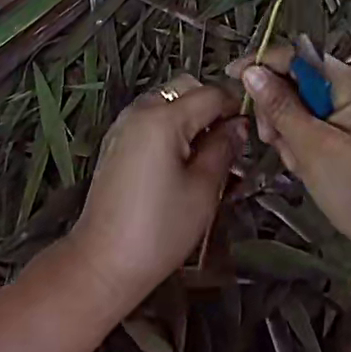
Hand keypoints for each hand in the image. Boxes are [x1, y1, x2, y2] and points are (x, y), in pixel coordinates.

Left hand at [68, 73, 245, 296]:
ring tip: (205, 154)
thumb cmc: (158, 230)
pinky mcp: (116, 139)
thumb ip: (224, 149)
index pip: (210, 93)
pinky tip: (179, 160)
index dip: (234, 107)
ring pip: (168, 100)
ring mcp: (124, 123)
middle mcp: (141, 109)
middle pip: (186, 88)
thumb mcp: (203, 191)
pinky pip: (151, 116)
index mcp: (163, 117)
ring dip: (190, 115)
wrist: (102, 263)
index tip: (249, 130)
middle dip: (211, 107)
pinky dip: (170, 125)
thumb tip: (239, 125)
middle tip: (228, 142)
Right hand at [229, 46, 350, 260]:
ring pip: (303, 106)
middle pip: (298, 81)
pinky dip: (304, 143)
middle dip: (279, 110)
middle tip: (272, 140)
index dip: (263, 64)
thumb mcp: (312, 147)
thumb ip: (279, 106)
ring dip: (290, 132)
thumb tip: (251, 71)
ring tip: (298, 163)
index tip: (232, 76)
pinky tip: (307, 167)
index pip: (298, 57)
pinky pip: (316, 124)